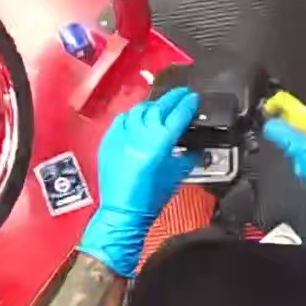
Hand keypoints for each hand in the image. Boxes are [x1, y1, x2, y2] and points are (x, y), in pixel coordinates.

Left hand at [78, 88, 200, 275]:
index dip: (188, 104)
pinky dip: (134, 115)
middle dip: (173, 98)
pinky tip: (139, 117)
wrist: (123, 211)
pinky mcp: (110, 139)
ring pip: (140, 109)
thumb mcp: (177, 176)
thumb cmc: (149, 198)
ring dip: (154, 105)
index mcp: (160, 142)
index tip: (193, 98)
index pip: (178, 114)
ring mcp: (123, 134)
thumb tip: (196, 148)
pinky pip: (124, 119)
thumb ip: (189, 157)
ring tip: (162, 105)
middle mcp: (141, 134)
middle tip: (182, 94)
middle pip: (160, 106)